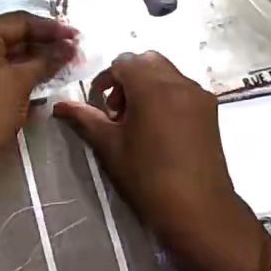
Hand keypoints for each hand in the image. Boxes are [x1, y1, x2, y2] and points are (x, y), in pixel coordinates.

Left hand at [0, 12, 77, 171]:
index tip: (75, 35)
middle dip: (45, 43)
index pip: (19, 22)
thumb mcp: (21, 81)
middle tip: (74, 49)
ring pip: (11, 53)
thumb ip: (47, 59)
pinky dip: (25, 71)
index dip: (50, 28)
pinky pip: (4, 68)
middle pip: (14, 36)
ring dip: (38, 58)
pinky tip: (47, 74)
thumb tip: (68, 47)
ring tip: (66, 61)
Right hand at [54, 53, 266, 270]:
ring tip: (136, 121)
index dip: (106, 79)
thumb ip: (85, 118)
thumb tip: (59, 105)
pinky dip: (165, 95)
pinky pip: (182, 89)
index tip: (98, 104)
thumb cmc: (148, 178)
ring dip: (147, 85)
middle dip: (127, 78)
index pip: (124, 62)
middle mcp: (180, 83)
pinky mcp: (210, 110)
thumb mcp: (110, 146)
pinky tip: (157, 128)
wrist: (198, 209)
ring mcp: (199, 95)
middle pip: (148, 61)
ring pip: (167, 73)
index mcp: (153, 87)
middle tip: (116, 111)